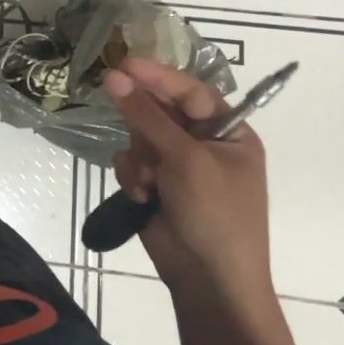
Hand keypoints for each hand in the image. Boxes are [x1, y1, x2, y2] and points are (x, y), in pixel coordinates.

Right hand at [105, 57, 273, 300]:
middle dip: (143, 121)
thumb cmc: (215, 214)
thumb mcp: (184, 159)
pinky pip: (131, 161)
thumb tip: (113, 76)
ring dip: (138, 156)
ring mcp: (178, 166)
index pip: (191, 92)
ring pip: (139, 136)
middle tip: (113, 99)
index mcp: (230, 134)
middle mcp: (204, 145)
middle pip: (160, 110)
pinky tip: (141, 195)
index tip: (123, 64)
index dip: (158, 76)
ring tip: (147, 180)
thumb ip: (146, 115)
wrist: (209, 280)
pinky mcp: (155, 185)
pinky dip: (132, 175)